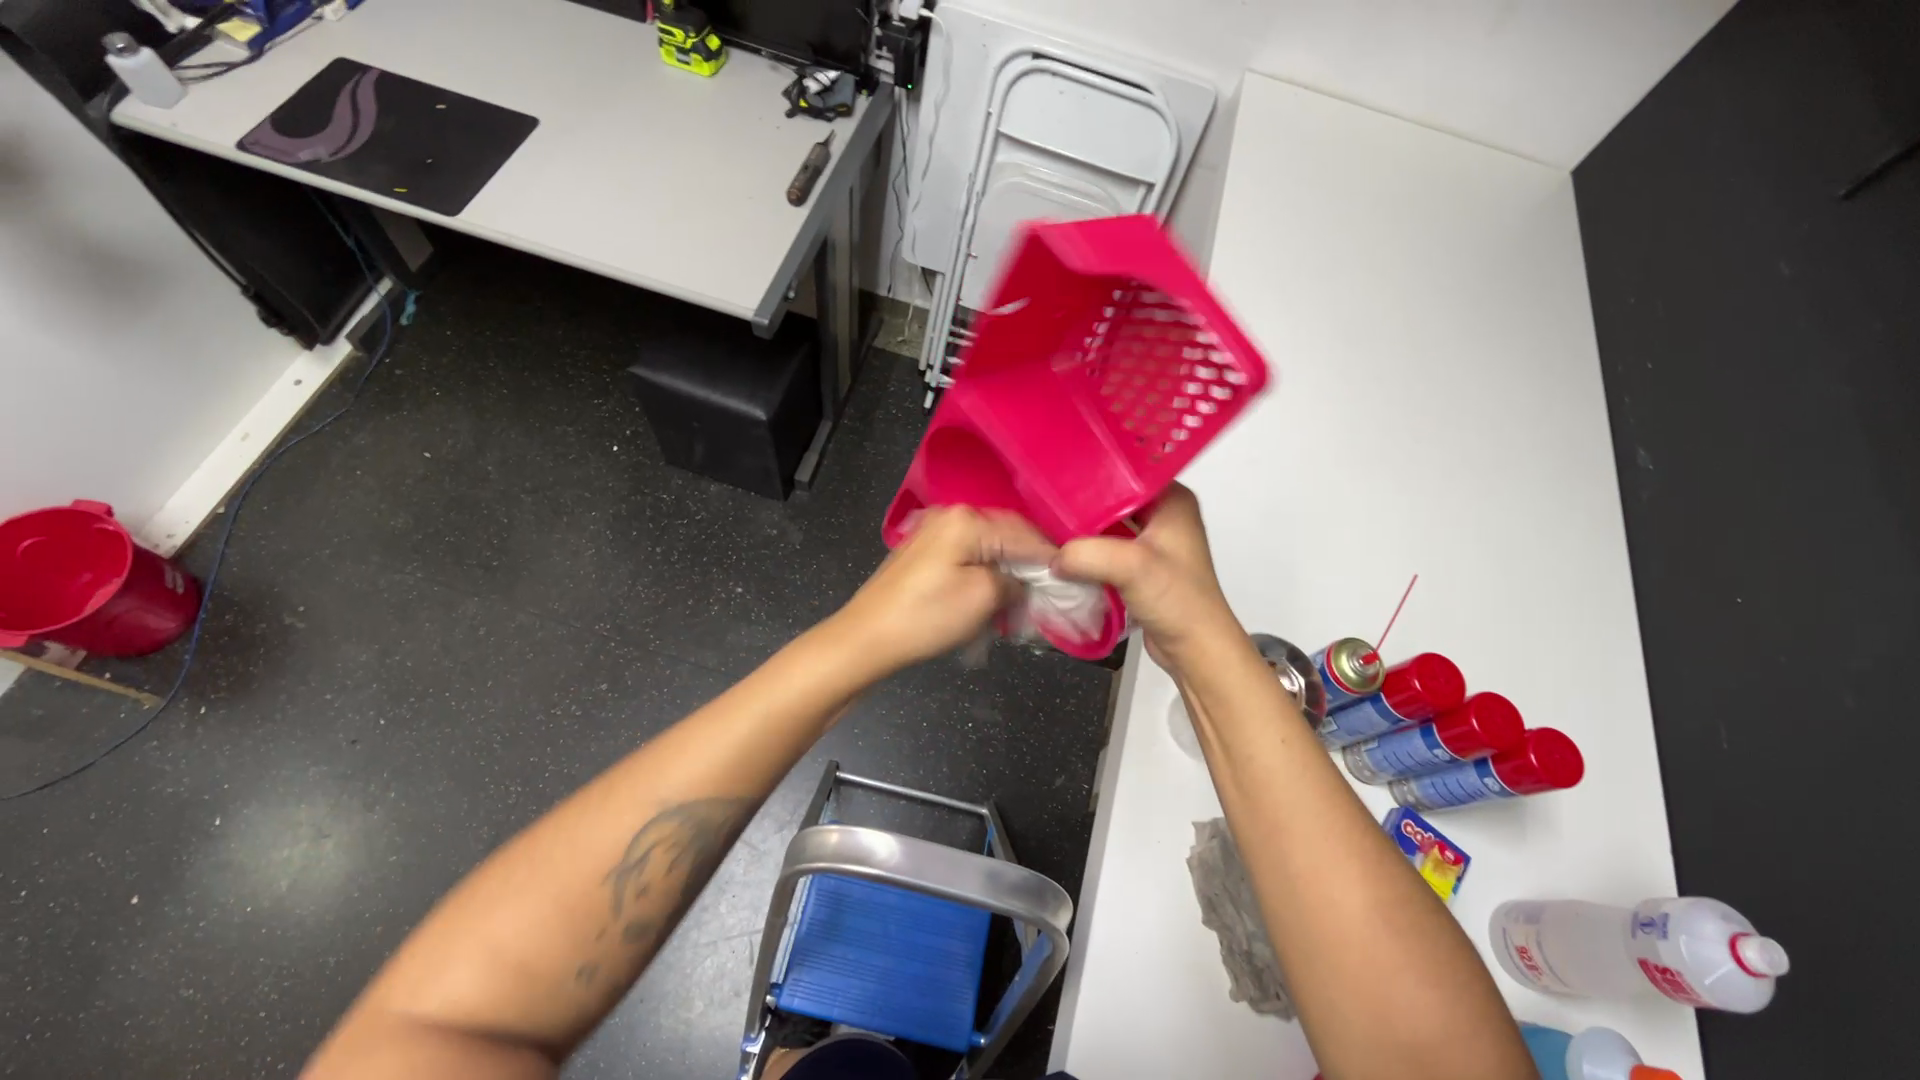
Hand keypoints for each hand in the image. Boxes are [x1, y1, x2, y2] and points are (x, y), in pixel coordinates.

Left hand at [831, 506, 1056, 673]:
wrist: (865, 639)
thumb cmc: (926, 617)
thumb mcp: (984, 598)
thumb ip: (1016, 582)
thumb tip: (1026, 581)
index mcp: (968, 519)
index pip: (1026, 534)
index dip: (1052, 560)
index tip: (1074, 582)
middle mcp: (950, 516)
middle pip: (1006, 538)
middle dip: (1029, 567)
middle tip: (1051, 596)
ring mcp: (933, 534)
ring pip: (987, 550)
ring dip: (1007, 575)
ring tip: (1024, 603)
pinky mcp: (924, 555)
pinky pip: (967, 560)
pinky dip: (985, 578)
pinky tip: (995, 599)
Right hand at [1052, 484, 1241, 670]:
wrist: (1196, 650)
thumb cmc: (1176, 599)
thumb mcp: (1131, 568)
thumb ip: (1086, 554)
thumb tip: (1050, 557)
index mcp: (1171, 498)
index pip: (1125, 469)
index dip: (1090, 471)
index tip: (1053, 473)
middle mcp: (1162, 513)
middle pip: (1111, 497)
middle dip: (1079, 501)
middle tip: (1040, 498)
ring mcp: (1151, 540)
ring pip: (1105, 524)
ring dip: (1080, 529)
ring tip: (1042, 521)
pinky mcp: (1139, 565)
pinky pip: (1105, 547)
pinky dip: (1085, 550)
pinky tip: (1058, 549)